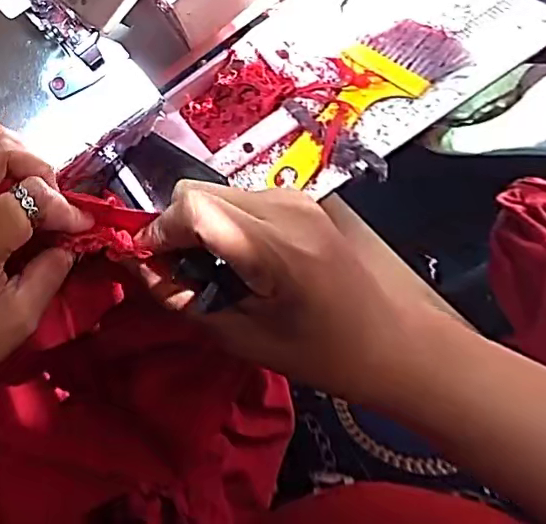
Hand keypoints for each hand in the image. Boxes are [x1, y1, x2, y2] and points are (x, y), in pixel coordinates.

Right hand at [135, 182, 469, 412]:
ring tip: (214, 267)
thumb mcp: (249, 340)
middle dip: (174, 225)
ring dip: (199, 221)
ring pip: (217, 190)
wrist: (406, 343)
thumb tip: (140, 269)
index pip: (194, 208)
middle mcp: (285, 206)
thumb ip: (185, 302)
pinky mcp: (302, 195)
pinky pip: (242, 196)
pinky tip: (242, 256)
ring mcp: (296, 195)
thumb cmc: (331, 354)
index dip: (158, 229)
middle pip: (198, 191)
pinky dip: (225, 219)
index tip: (146, 258)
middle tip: (176, 269)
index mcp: (277, 247)